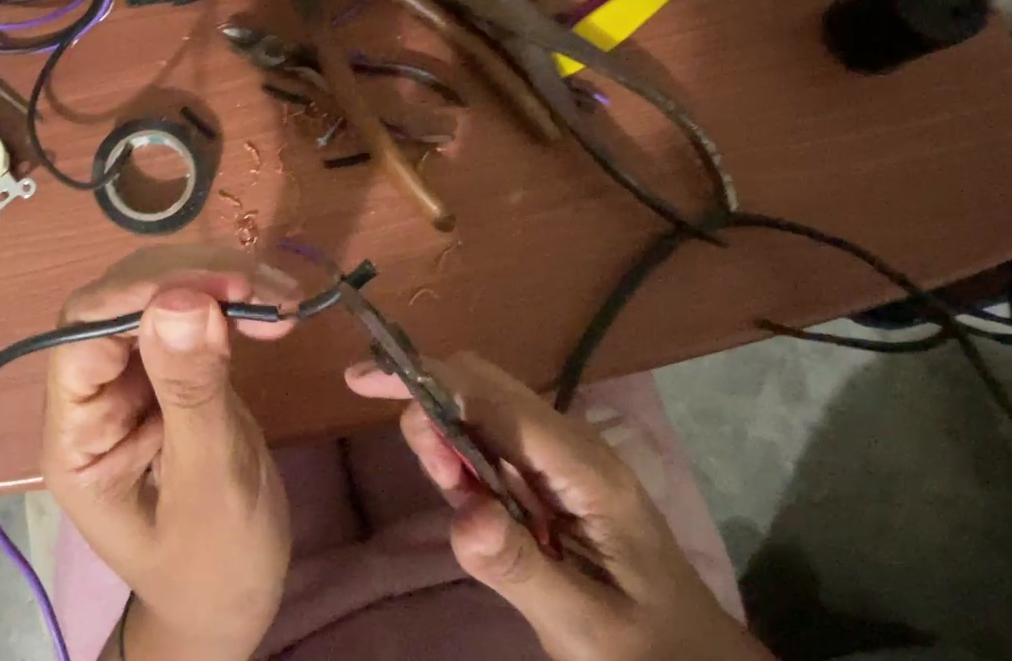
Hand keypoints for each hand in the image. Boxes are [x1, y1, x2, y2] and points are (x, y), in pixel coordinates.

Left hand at [42, 247, 302, 660]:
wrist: (233, 602)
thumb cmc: (213, 565)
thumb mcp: (209, 483)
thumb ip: (192, 390)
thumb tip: (181, 298)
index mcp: (77, 432)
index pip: (82, 334)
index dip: (139, 295)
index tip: (217, 285)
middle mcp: (94, 394)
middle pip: (120, 303)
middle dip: (188, 280)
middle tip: (263, 288)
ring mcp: (132, 379)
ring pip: (158, 298)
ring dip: (218, 283)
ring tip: (281, 297)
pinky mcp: (171, 373)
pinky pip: (190, 317)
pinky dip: (232, 304)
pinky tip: (272, 310)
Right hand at [349, 353, 772, 660]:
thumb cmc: (649, 650)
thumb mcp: (584, 627)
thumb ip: (519, 569)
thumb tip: (460, 514)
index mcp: (584, 471)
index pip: (491, 399)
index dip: (424, 378)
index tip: (362, 379)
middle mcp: (573, 447)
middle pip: (484, 386)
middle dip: (428, 395)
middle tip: (405, 447)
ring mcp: (564, 459)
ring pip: (484, 408)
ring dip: (444, 429)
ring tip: (446, 488)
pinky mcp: (554, 477)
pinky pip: (494, 442)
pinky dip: (461, 452)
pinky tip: (464, 491)